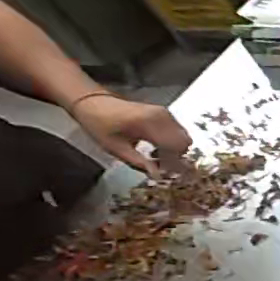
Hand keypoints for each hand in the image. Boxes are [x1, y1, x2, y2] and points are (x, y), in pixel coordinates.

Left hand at [68, 93, 192, 176]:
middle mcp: (162, 116)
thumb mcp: (116, 149)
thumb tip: (158, 177)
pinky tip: (156, 147)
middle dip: (176, 157)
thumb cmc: (101, 126)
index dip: (173, 163)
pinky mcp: (164, 113)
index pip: (175, 146)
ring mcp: (165, 113)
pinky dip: (172, 142)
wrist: (94, 103)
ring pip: (183, 137)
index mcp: (149, 123)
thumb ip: (139, 163)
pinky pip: (178, 131)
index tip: (162, 173)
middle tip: (159, 166)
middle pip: (184, 142)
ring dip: (174, 150)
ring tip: (155, 156)